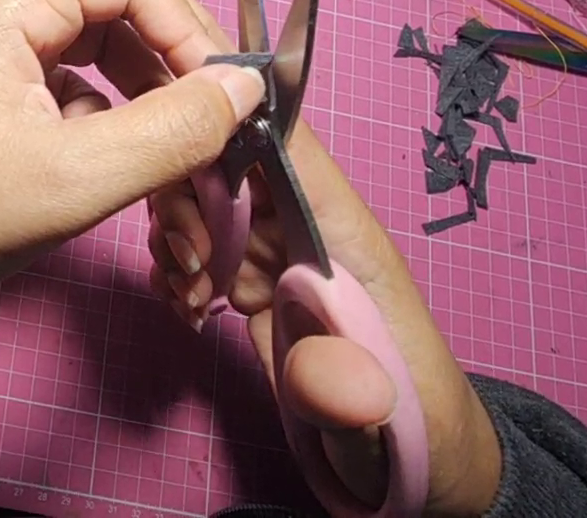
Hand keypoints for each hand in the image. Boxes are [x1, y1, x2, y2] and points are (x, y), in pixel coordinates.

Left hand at [0, 0, 264, 306]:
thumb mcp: (74, 175)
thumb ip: (170, 130)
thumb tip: (243, 87)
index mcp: (13, 4)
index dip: (187, 28)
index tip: (224, 95)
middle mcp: (12, 13)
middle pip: (127, 15)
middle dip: (179, 77)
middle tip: (221, 138)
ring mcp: (11, 53)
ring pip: (114, 60)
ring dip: (158, 113)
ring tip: (191, 173)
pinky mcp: (13, 92)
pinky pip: (88, 92)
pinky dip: (123, 130)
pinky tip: (140, 180)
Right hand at [146, 0, 502, 516]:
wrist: (415, 464)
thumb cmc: (416, 432)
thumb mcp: (387, 422)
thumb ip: (343, 389)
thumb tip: (306, 363)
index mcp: (338, 224)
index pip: (280, 139)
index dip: (222, 121)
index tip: (171, 148)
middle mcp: (297, 218)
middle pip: (218, 159)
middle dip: (182, 200)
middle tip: (189, 267)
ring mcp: (267, 244)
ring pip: (193, 196)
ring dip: (172, 238)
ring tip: (188, 297)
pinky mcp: (243, 273)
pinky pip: (188, 242)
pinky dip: (172, 267)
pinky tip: (184, 305)